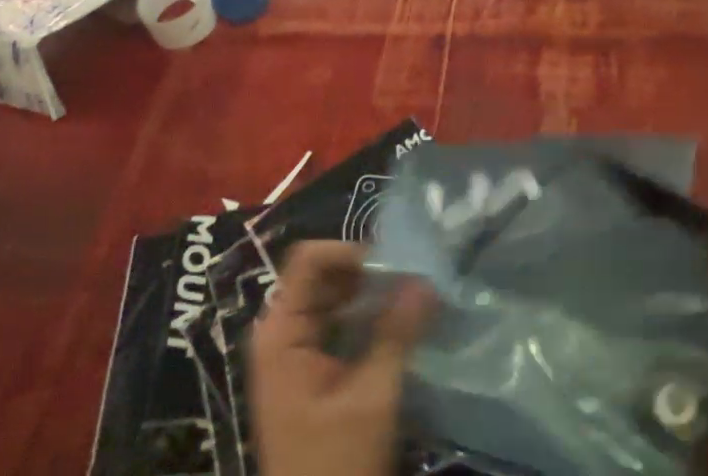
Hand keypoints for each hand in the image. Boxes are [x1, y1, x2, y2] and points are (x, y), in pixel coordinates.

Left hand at [249, 241, 436, 475]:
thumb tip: (427, 282)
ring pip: (333, 302)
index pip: (308, 260)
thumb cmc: (336, 463)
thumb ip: (396, 335)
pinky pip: (337, 329)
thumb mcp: (371, 398)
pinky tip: (402, 329)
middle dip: (368, 275)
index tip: (396, 268)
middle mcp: (281, 332)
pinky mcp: (309, 373)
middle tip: (416, 283)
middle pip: (322, 277)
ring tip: (416, 302)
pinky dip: (367, 323)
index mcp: (280, 331)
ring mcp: (293, 353)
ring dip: (372, 298)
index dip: (351, 252)